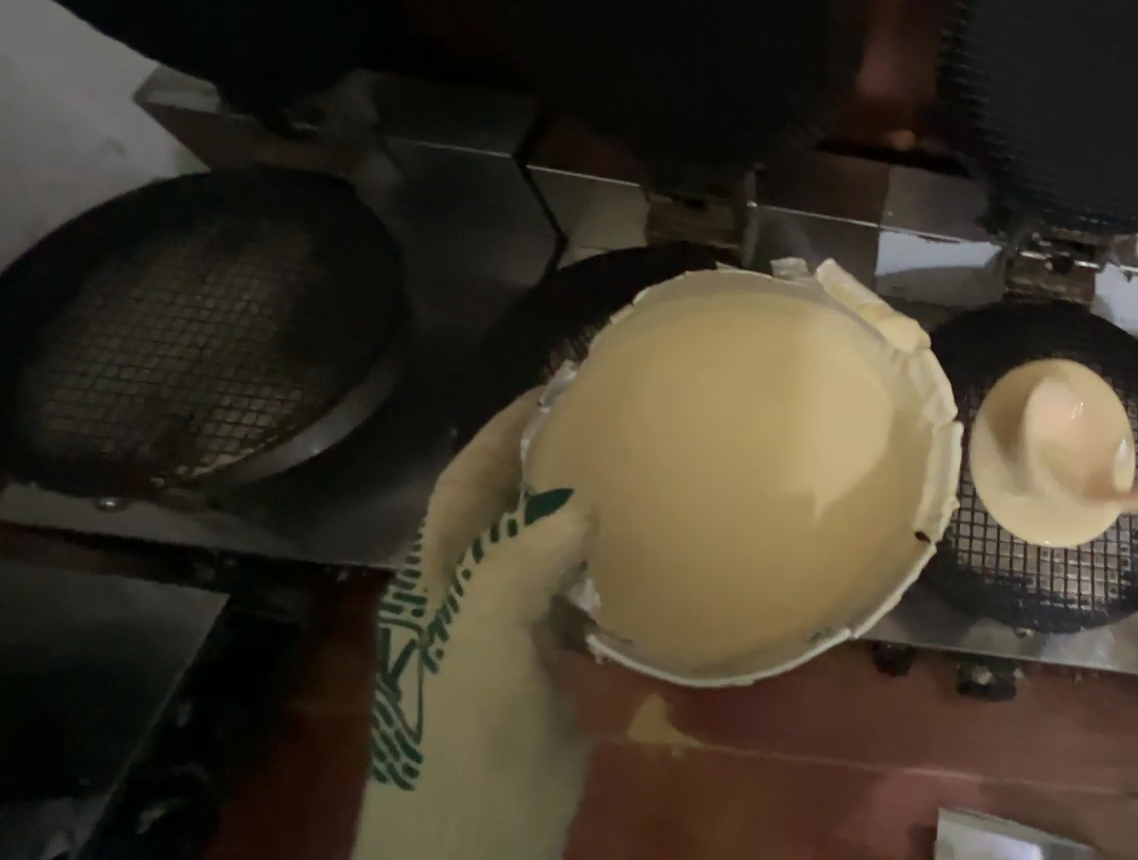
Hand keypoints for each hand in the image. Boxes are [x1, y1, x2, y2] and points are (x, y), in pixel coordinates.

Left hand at [355, 392, 593, 859]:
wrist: (471, 856)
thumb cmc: (466, 759)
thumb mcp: (478, 667)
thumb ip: (512, 581)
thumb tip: (582, 500)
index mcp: (436, 585)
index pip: (465, 483)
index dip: (505, 430)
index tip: (562, 386)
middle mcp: (463, 594)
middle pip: (502, 503)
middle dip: (546, 453)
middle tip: (614, 416)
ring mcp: (501, 629)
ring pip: (537, 542)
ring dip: (575, 500)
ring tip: (634, 465)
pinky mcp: (539, 658)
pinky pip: (569, 584)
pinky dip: (599, 554)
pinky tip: (640, 545)